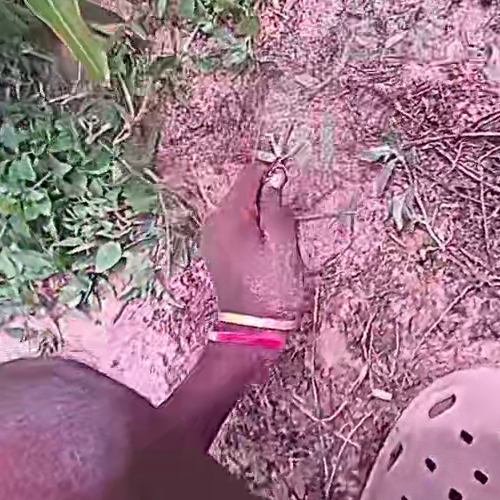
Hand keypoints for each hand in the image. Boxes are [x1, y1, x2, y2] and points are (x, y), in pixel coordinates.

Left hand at [201, 162, 306, 320]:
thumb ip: (276, 205)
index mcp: (229, 216)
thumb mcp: (282, 242)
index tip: (288, 180)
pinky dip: (249, 229)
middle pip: (242, 192)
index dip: (271, 173)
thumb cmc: (271, 288)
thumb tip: (275, 177)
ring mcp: (211, 237)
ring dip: (258, 215)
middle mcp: (213, 222)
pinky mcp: (215, 251)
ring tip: (276, 240)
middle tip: (286, 221)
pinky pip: (233, 227)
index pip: (249, 175)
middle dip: (265, 197)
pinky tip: (263, 248)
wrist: (252, 327)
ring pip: (238, 210)